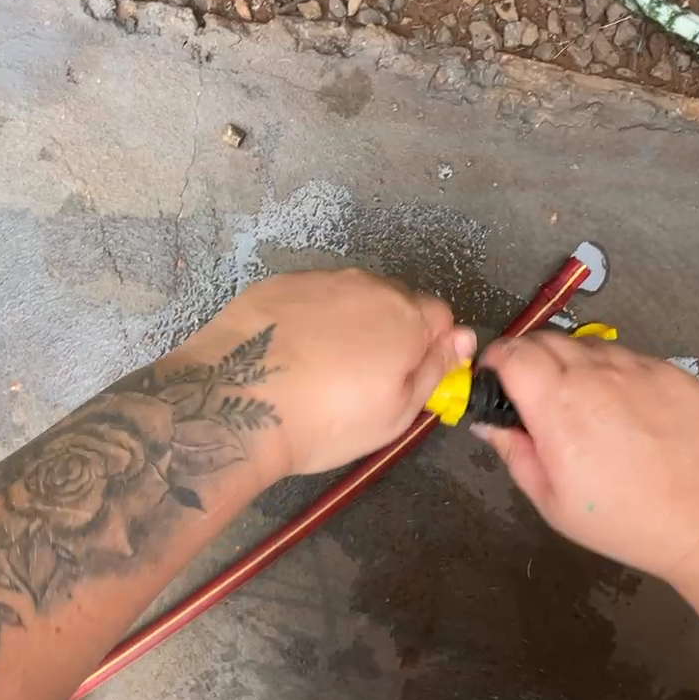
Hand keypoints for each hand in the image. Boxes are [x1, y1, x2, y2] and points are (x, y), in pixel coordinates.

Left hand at [180, 269, 474, 479]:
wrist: (234, 403)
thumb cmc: (326, 420)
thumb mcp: (395, 414)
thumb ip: (436, 370)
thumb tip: (464, 339)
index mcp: (407, 317)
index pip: (440, 317)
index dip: (428, 348)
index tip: (405, 376)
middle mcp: (369, 285)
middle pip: (396, 301)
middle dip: (390, 331)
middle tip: (362, 377)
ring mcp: (321, 279)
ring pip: (353, 296)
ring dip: (350, 321)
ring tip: (321, 366)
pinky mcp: (280, 282)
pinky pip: (313, 296)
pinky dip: (311, 317)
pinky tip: (290, 352)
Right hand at [476, 334, 698, 589]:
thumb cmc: (627, 521)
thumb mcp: (553, 502)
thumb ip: (515, 452)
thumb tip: (489, 422)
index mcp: (558, 405)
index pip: (511, 352)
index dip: (496, 361)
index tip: (496, 380)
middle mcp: (594, 372)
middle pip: (543, 339)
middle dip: (526, 358)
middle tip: (532, 394)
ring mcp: (635, 365)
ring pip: (583, 345)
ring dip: (568, 363)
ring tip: (582, 404)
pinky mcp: (668, 368)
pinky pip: (623, 356)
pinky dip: (609, 371)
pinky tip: (624, 408)